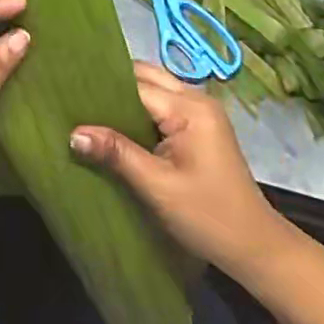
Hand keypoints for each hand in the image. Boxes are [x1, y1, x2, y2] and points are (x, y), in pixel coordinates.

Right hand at [70, 62, 288, 271]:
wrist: (253, 245)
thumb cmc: (207, 215)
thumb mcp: (157, 186)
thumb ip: (117, 154)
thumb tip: (74, 132)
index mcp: (190, 107)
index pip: (137, 85)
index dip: (104, 89)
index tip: (70, 94)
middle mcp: (197, 98)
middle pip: (148, 77)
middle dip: (114, 85)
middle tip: (76, 98)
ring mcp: (201, 111)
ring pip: (156, 89)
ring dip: (127, 97)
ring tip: (91, 110)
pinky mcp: (201, 126)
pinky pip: (164, 104)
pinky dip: (141, 109)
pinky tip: (118, 126)